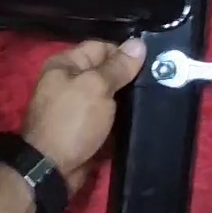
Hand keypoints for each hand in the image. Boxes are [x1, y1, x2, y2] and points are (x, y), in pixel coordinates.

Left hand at [21, 37, 146, 192]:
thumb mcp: (96, 87)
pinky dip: (123, 119)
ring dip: (129, 99)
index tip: (151, 62)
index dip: (124, 53)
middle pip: (107, 72)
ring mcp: (78, 107)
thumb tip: (139, 43)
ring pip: (111, 96)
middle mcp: (70, 82)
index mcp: (66, 64)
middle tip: (159, 80)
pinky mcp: (87, 129)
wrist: (53, 169)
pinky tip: (145, 117)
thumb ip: (118, 66)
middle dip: (129, 77)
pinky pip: (110, 117)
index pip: (101, 47)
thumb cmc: (72, 121)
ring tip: (157, 97)